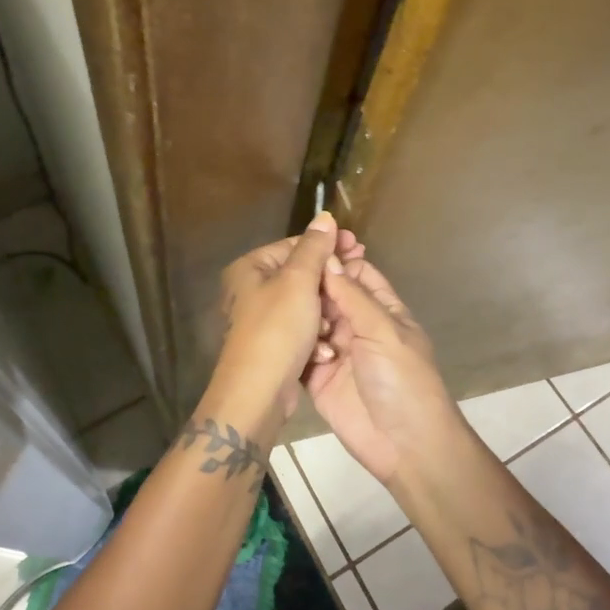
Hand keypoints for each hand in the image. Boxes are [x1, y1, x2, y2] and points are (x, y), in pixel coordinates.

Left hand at [211, 212, 357, 419]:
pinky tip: (325, 350)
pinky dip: (314, 339)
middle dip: (329, 283)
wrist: (257, 393)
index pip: (294, 245)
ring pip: (304, 305)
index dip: (327, 245)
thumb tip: (325, 216)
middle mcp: (250, 289)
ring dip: (324, 315)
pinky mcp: (271, 346)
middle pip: (300, 275)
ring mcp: (260, 320)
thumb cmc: (277, 329)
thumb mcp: (298, 281)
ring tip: (334, 324)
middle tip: (359, 278)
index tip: (359, 246)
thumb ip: (314, 248)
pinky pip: (300, 332)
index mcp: (250, 268)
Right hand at [306, 255, 461, 484]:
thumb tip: (327, 257)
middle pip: (330, 295)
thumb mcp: (383, 330)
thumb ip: (353, 295)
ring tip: (290, 315)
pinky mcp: (318, 378)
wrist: (405, 446)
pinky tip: (285, 340)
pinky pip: (300, 352)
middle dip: (312, 287)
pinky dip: (293, 345)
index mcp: (383, 310)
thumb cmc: (403, 380)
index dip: (336, 259)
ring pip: (311, 321)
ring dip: (302, 317)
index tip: (305, 245)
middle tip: (286, 277)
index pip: (357, 274)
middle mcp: (358, 326)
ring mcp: (337, 352)